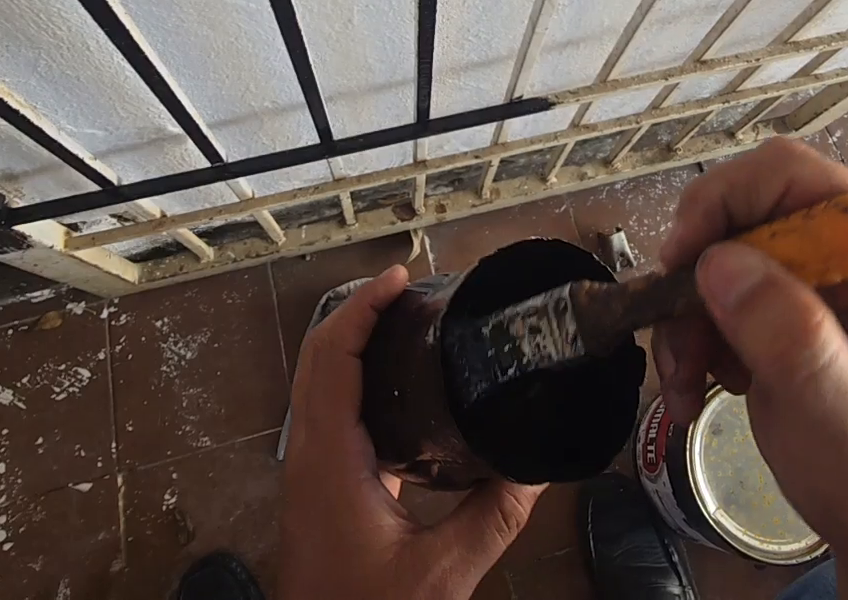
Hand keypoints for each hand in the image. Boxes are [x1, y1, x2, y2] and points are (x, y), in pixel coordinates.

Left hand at [278, 264, 543, 599]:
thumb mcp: (441, 576)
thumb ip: (493, 518)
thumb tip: (537, 462)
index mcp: (328, 457)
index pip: (332, 356)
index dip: (362, 307)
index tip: (401, 277)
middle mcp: (310, 450)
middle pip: (318, 355)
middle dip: (358, 310)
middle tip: (410, 289)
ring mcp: (312, 466)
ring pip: (320, 379)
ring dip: (354, 338)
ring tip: (407, 318)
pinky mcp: (324, 481)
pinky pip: (333, 406)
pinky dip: (358, 373)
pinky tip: (403, 380)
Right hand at [653, 138, 847, 597]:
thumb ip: (796, 344)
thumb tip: (718, 261)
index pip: (797, 177)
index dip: (726, 198)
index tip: (680, 262)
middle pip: (748, 208)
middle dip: (696, 268)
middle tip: (674, 333)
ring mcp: (823, 281)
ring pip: (721, 250)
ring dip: (685, 311)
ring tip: (683, 381)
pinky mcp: (791, 309)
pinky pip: (718, 289)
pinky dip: (691, 332)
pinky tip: (697, 384)